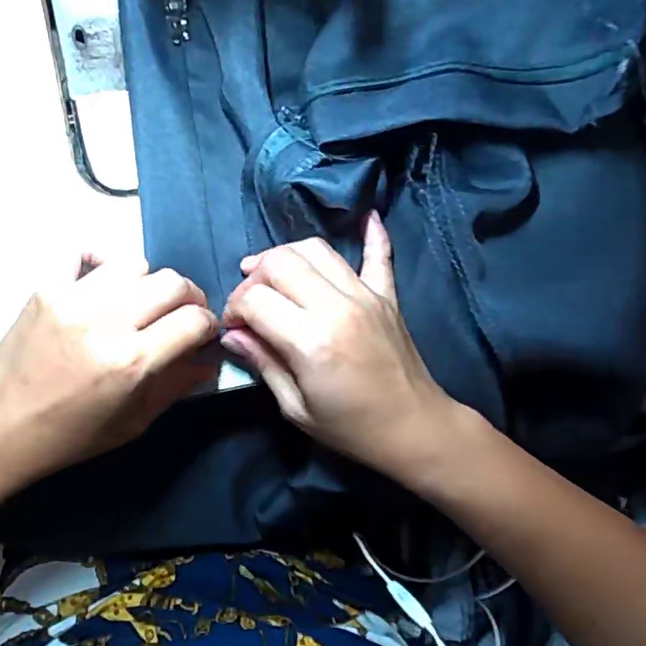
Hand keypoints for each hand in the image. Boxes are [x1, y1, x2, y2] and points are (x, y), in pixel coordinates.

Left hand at [0, 258, 219, 489]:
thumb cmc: (70, 437)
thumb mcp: (133, 423)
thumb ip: (175, 386)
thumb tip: (208, 359)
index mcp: (132, 362)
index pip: (194, 320)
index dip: (208, 326)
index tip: (202, 335)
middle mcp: (106, 321)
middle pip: (172, 283)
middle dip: (189, 298)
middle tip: (181, 316)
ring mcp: (72, 298)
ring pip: (135, 263)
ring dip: (149, 282)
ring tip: (139, 304)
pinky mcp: (45, 287)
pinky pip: (84, 251)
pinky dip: (102, 262)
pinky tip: (104, 284)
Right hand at [220, 214, 461, 476]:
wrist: (413, 429)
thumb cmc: (350, 428)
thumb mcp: (295, 407)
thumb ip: (263, 364)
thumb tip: (232, 335)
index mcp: (311, 341)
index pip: (256, 299)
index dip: (234, 308)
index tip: (234, 327)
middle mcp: (337, 306)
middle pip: (281, 263)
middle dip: (254, 276)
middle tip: (249, 301)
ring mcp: (366, 295)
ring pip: (317, 249)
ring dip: (288, 255)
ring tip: (272, 271)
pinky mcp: (387, 295)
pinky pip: (379, 255)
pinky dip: (371, 235)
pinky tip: (365, 217)